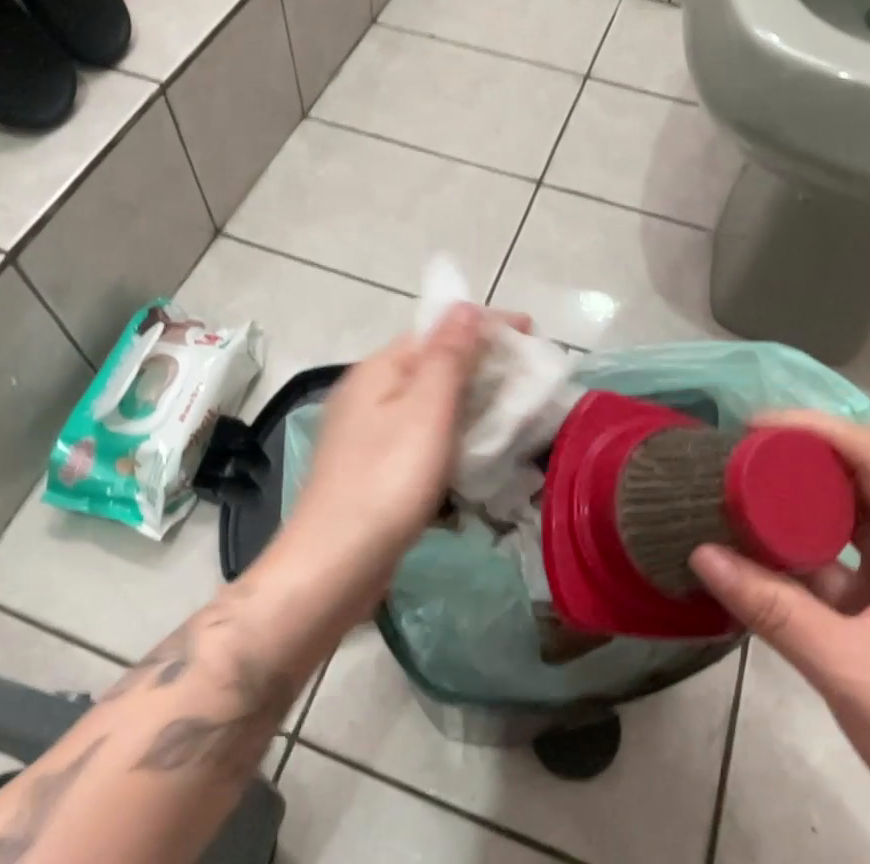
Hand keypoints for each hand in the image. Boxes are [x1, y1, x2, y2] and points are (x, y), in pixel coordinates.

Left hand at [290, 304, 526, 565]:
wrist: (335, 564)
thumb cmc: (387, 482)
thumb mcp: (426, 410)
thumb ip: (448, 356)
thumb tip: (463, 306)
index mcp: (377, 371)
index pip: (438, 330)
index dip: (486, 326)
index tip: (533, 332)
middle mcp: (367, 394)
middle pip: (432, 364)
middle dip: (482, 363)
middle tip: (530, 376)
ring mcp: (366, 434)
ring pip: (428, 402)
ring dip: (470, 400)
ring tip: (513, 411)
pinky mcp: (373, 469)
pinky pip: (421, 435)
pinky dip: (452, 433)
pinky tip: (474, 451)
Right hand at [689, 412, 869, 861]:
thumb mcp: (846, 667)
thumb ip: (772, 608)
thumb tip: (701, 554)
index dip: (819, 430)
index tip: (756, 425)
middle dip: (810, 455)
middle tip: (744, 448)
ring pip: (858, 518)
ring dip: (807, 501)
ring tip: (747, 484)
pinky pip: (849, 559)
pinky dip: (808, 548)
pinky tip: (764, 546)